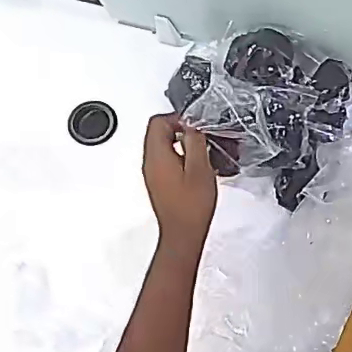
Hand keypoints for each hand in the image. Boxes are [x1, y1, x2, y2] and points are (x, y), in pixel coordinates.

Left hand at [144, 113, 217, 255]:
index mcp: (157, 156)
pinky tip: (195, 167)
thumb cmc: (191, 207)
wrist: (182, 233)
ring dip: (181, 143)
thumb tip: (192, 126)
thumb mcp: (200, 168)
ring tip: (201, 151)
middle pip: (157, 132)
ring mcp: (152, 173)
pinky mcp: (158, 182)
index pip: (158, 122)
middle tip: (200, 135)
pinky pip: (165, 160)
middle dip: (180, 128)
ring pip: (162, 146)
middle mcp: (149, 162)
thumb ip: (195, 142)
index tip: (196, 124)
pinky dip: (179, 156)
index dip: (178, 118)